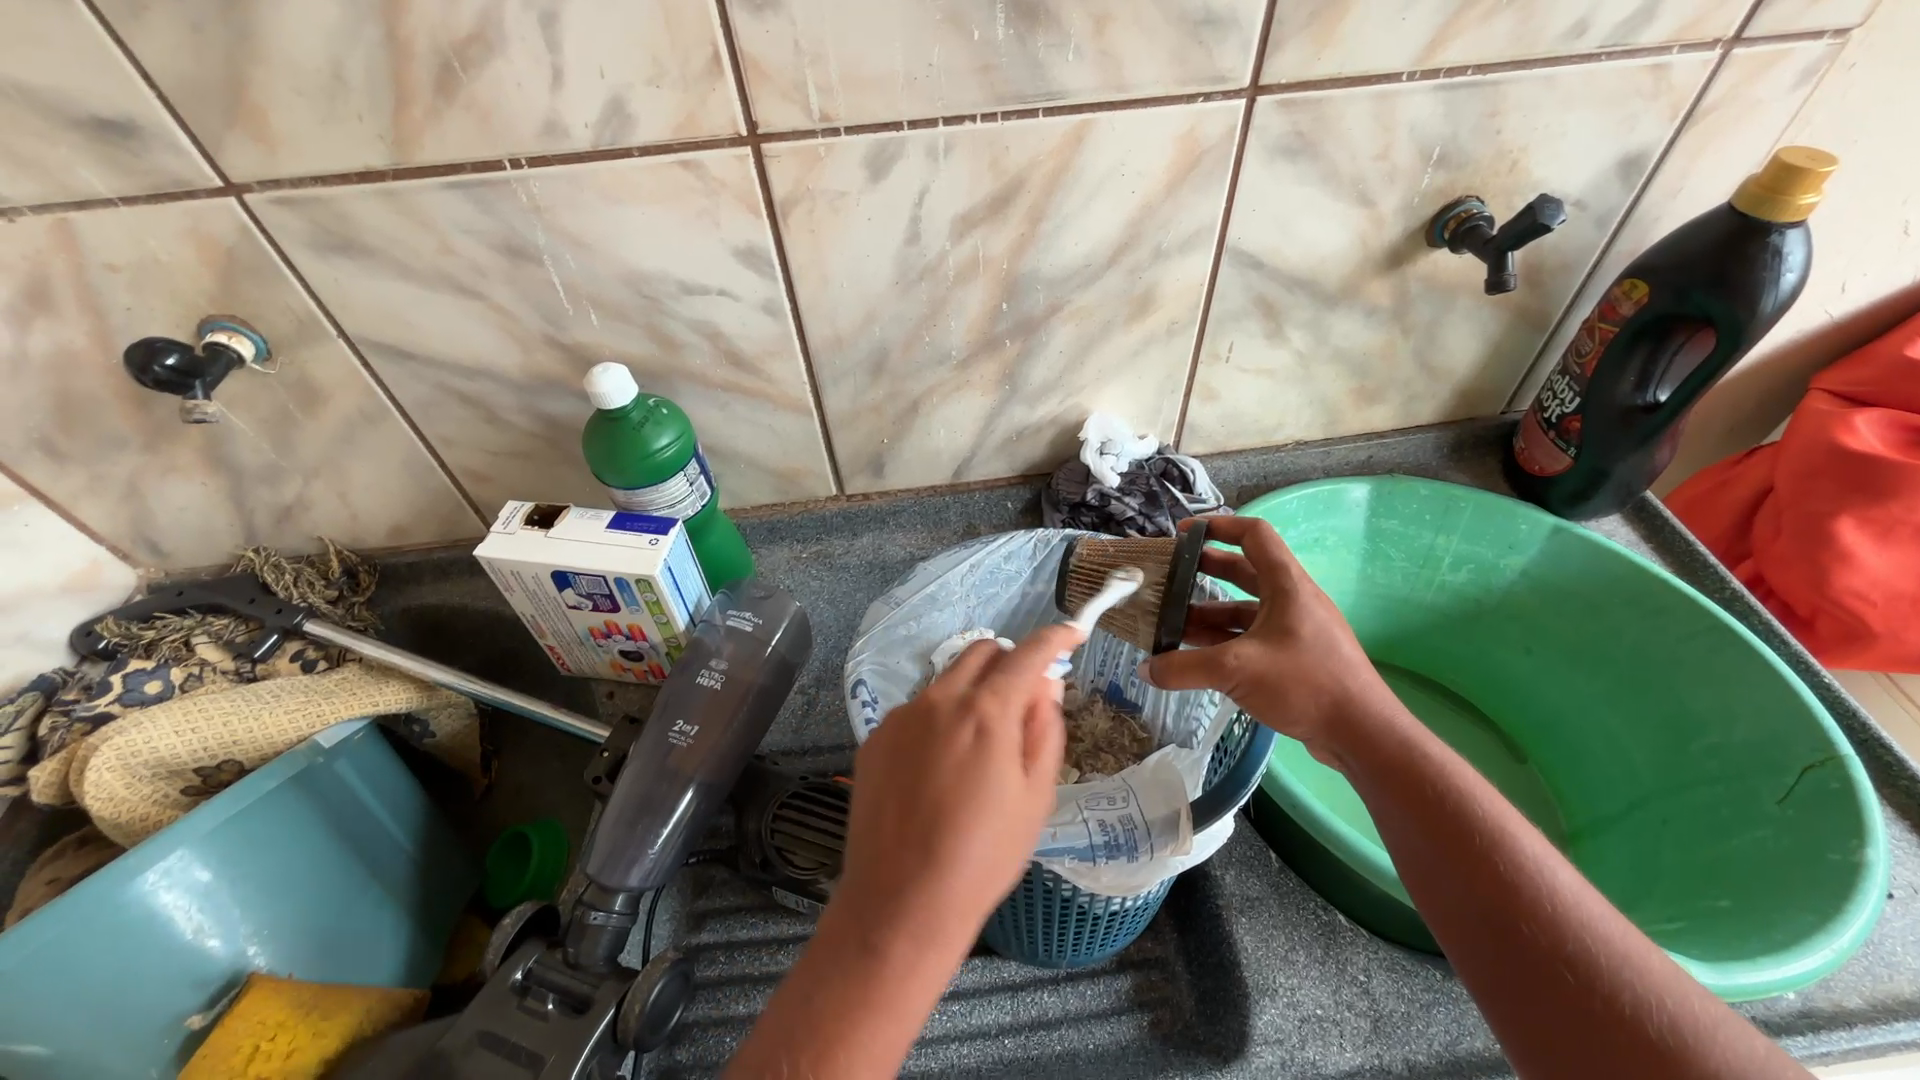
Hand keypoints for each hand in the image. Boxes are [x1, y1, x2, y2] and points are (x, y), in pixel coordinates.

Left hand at [835, 624, 1081, 948]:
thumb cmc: (983, 856)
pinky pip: (917, 712)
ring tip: (980, 749)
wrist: (901, 902)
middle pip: (981, 652)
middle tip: (1025, 698)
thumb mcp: (1035, 797)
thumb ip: (1045, 730)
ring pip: (946, 682)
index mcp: (985, 712)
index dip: (1055, 638)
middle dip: (1010, 661)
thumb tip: (1046, 686)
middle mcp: (938, 701)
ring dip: (973, 693)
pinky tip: (940, 769)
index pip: (1028, 653)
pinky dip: (939, 720)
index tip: (1072, 633)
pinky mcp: (874, 740)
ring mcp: (900, 718)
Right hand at [1140, 516, 1396, 765]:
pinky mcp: (1295, 659)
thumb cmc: (1305, 683)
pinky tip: (1195, 659)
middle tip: (1170, 576)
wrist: (1362, 733)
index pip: (1254, 535)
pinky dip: (1223, 643)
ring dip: (1209, 614)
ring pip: (1245, 611)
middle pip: (1245, 572)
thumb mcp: (1236, 670)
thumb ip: (1185, 668)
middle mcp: (1292, 601)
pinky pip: (1251, 640)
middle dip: (1206, 571)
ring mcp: (1295, 631)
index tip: (1184, 532)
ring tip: (1172, 624)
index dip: (1219, 526)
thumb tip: (1146, 669)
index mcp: (1287, 585)